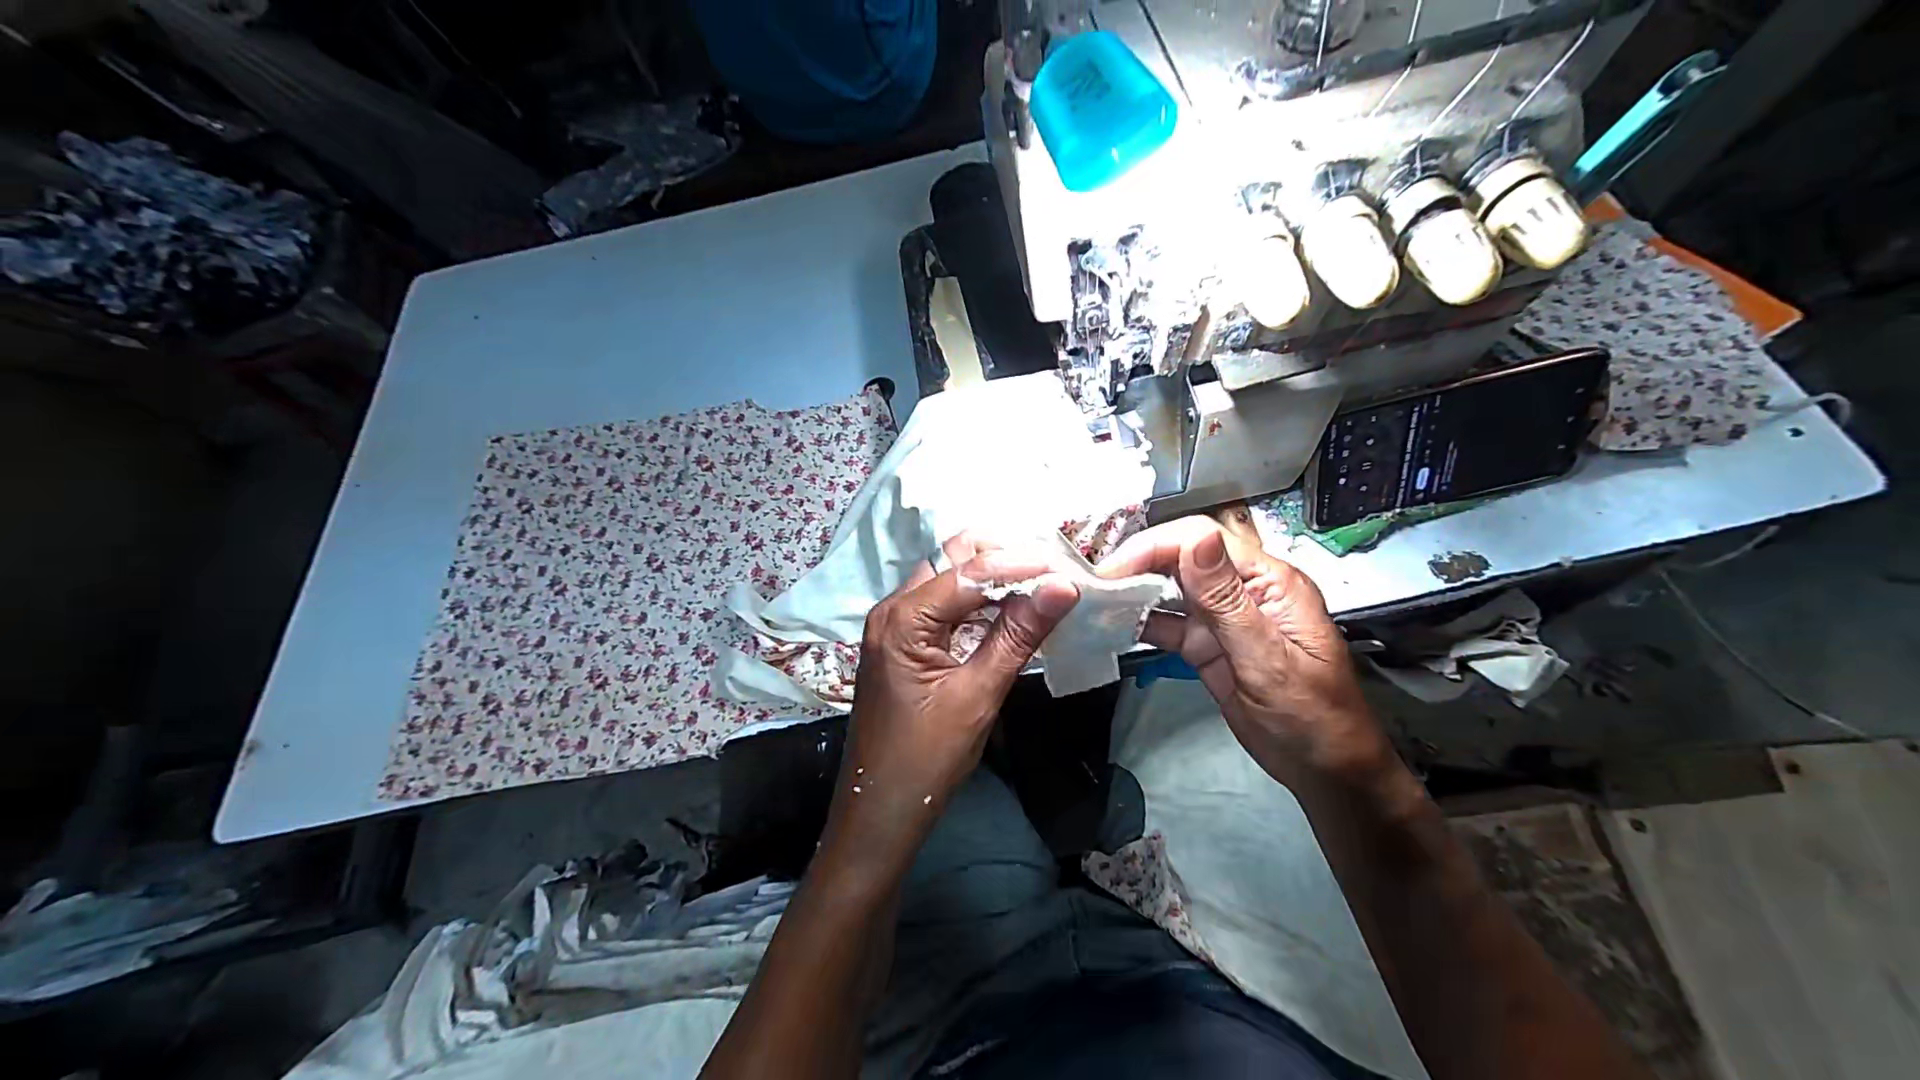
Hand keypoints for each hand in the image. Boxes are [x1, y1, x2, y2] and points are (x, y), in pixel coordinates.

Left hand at [819, 533, 1079, 884]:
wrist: (880, 810)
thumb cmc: (926, 759)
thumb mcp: (978, 695)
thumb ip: (1018, 635)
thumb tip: (1062, 586)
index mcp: (903, 618)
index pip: (969, 571)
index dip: (1020, 565)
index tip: (1067, 568)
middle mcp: (892, 608)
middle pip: (952, 559)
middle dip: (1004, 558)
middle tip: (1053, 573)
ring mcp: (894, 623)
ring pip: (948, 577)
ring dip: (993, 577)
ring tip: (1041, 586)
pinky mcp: (903, 640)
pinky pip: (944, 603)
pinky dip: (978, 600)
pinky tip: (1011, 609)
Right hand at [1097, 517, 1390, 788]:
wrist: (1326, 772)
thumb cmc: (1312, 717)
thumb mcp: (1268, 660)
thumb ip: (1227, 601)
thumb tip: (1197, 539)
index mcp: (1268, 582)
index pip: (1203, 541)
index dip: (1155, 547)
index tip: (1114, 569)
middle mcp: (1241, 591)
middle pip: (1181, 559)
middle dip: (1136, 565)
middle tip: (1092, 584)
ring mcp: (1221, 619)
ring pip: (1169, 590)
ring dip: (1132, 592)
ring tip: (1092, 601)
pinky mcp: (1206, 644)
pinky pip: (1167, 624)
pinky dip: (1139, 623)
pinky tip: (1111, 625)